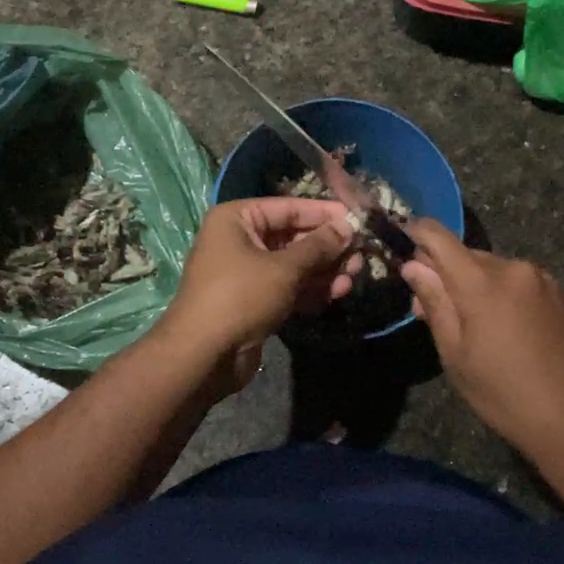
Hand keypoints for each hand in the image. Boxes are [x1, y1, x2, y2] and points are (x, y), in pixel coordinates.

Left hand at [156, 198, 354, 369]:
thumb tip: (347, 227)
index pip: (287, 207)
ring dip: (324, 270)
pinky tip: (339, 292)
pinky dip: (311, 289)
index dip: (323, 213)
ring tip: (356, 274)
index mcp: (237, 219)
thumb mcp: (284, 268)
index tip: (356, 217)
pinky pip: (288, 287)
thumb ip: (318, 246)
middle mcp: (239, 240)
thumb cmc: (240, 296)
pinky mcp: (254, 301)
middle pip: (292, 236)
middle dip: (327, 247)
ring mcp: (246, 272)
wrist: (203, 355)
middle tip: (360, 252)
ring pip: (293, 264)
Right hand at [401, 219, 563, 450]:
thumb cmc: (506, 394)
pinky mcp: (558, 293)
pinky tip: (503, 330)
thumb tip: (413, 266)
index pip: (439, 237)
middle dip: (443, 273)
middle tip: (429, 311)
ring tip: (471, 326)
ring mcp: (540, 279)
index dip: (416, 232)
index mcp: (482, 281)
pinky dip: (499, 293)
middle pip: (465, 254)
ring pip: (491, 268)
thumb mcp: (456, 356)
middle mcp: (512, 268)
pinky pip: (515, 281)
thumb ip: (435, 304)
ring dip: (473, 284)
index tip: (400, 239)